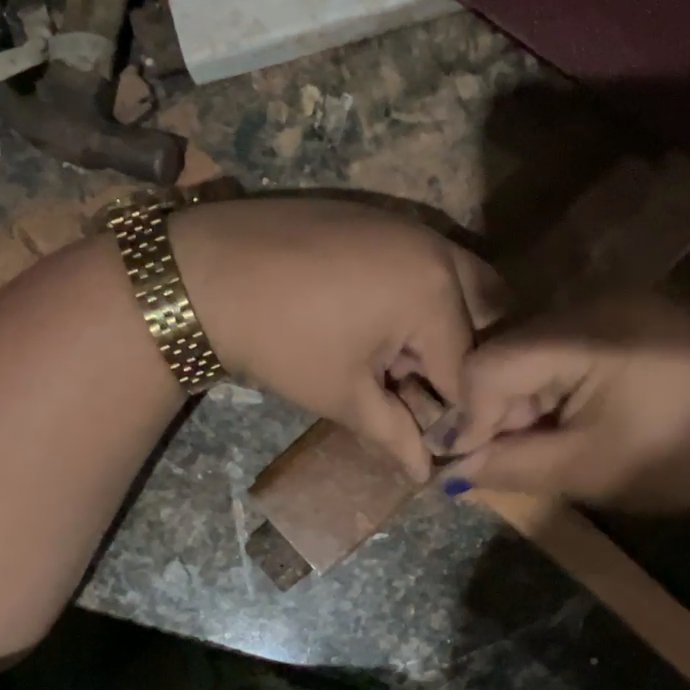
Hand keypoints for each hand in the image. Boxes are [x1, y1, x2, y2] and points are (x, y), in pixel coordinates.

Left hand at [169, 198, 505, 479]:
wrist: (202, 275)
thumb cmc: (280, 341)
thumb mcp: (343, 395)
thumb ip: (395, 433)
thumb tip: (426, 472)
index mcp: (434, 293)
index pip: (471, 367)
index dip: (463, 415)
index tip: (448, 445)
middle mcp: (436, 249)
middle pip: (487, 314)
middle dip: (472, 363)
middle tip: (441, 402)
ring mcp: (406, 226)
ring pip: (460, 283)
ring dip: (451, 329)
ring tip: (411, 370)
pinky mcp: (377, 216)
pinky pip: (426, 262)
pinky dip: (424, 300)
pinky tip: (388, 331)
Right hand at [442, 294, 689, 513]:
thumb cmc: (686, 459)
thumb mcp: (588, 469)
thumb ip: (510, 464)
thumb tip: (448, 467)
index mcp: (584, 331)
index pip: (487, 362)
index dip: (470, 416)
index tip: (474, 462)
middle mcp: (593, 300)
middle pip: (506, 348)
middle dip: (495, 408)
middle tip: (509, 456)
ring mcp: (616, 304)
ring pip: (531, 347)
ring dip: (522, 399)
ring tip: (542, 443)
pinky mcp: (632, 318)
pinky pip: (564, 346)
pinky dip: (551, 386)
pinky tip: (569, 420)